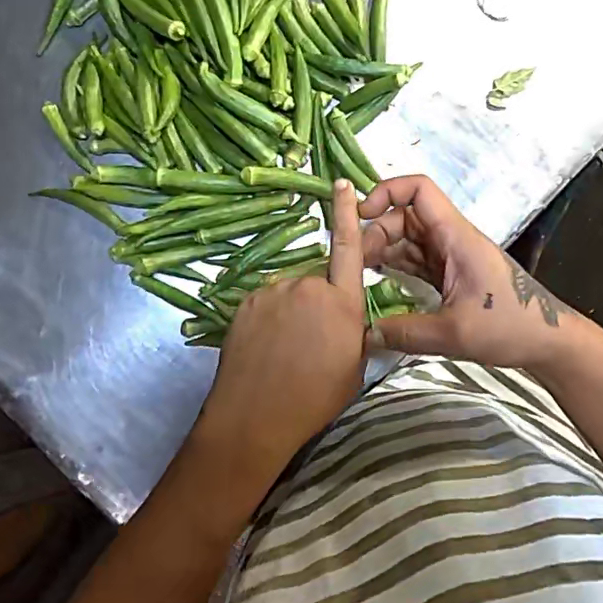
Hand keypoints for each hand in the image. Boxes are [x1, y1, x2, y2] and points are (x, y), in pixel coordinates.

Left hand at [195, 181, 366, 477]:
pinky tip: (266, 346)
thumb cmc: (315, 398)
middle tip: (314, 339)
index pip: (348, 247)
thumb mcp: (355, 366)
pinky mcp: (245, 303)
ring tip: (287, 348)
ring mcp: (272, 292)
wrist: (254, 418)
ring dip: (293, 310)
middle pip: (319, 279)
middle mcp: (307, 287)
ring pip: (290, 291)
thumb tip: (351, 319)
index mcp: (342, 302)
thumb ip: (356, 331)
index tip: (340, 184)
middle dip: (320, 300)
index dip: (345, 213)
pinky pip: (266, 301)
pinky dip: (269, 317)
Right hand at [358, 175, 585, 369]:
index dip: (387, 192)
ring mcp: (453, 256)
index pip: (420, 190)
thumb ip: (405, 333)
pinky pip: (418, 260)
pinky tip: (377, 279)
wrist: (547, 340)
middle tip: (356, 261)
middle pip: (407, 216)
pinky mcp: (453, 274)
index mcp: (457, 237)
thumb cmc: (511, 327)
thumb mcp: (453, 334)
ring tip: (359, 271)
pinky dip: (396, 265)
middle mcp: (453, 239)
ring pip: (410, 238)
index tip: (362, 214)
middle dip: (377, 230)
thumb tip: (365, 334)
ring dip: (384, 248)